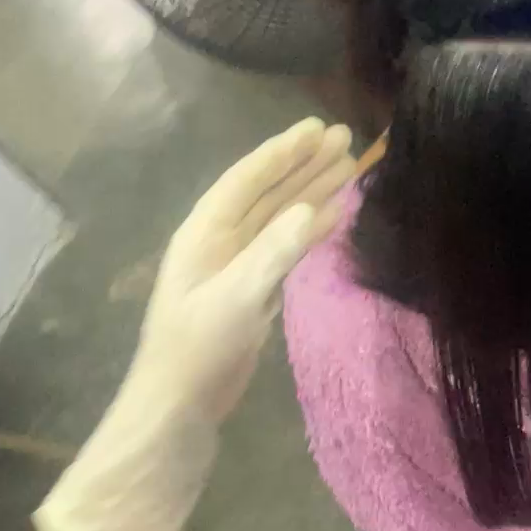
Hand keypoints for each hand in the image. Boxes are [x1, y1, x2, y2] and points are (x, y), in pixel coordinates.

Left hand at [129, 118, 353, 419]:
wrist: (182, 401)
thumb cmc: (199, 348)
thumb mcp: (235, 298)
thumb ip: (272, 253)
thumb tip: (313, 210)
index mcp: (206, 232)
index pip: (248, 180)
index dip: (283, 152)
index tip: (317, 128)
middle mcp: (222, 240)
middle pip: (269, 193)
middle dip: (304, 165)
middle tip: (344, 140)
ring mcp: (238, 265)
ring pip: (280, 218)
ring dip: (311, 194)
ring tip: (348, 169)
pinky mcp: (253, 290)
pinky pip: (286, 248)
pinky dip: (310, 231)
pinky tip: (333, 218)